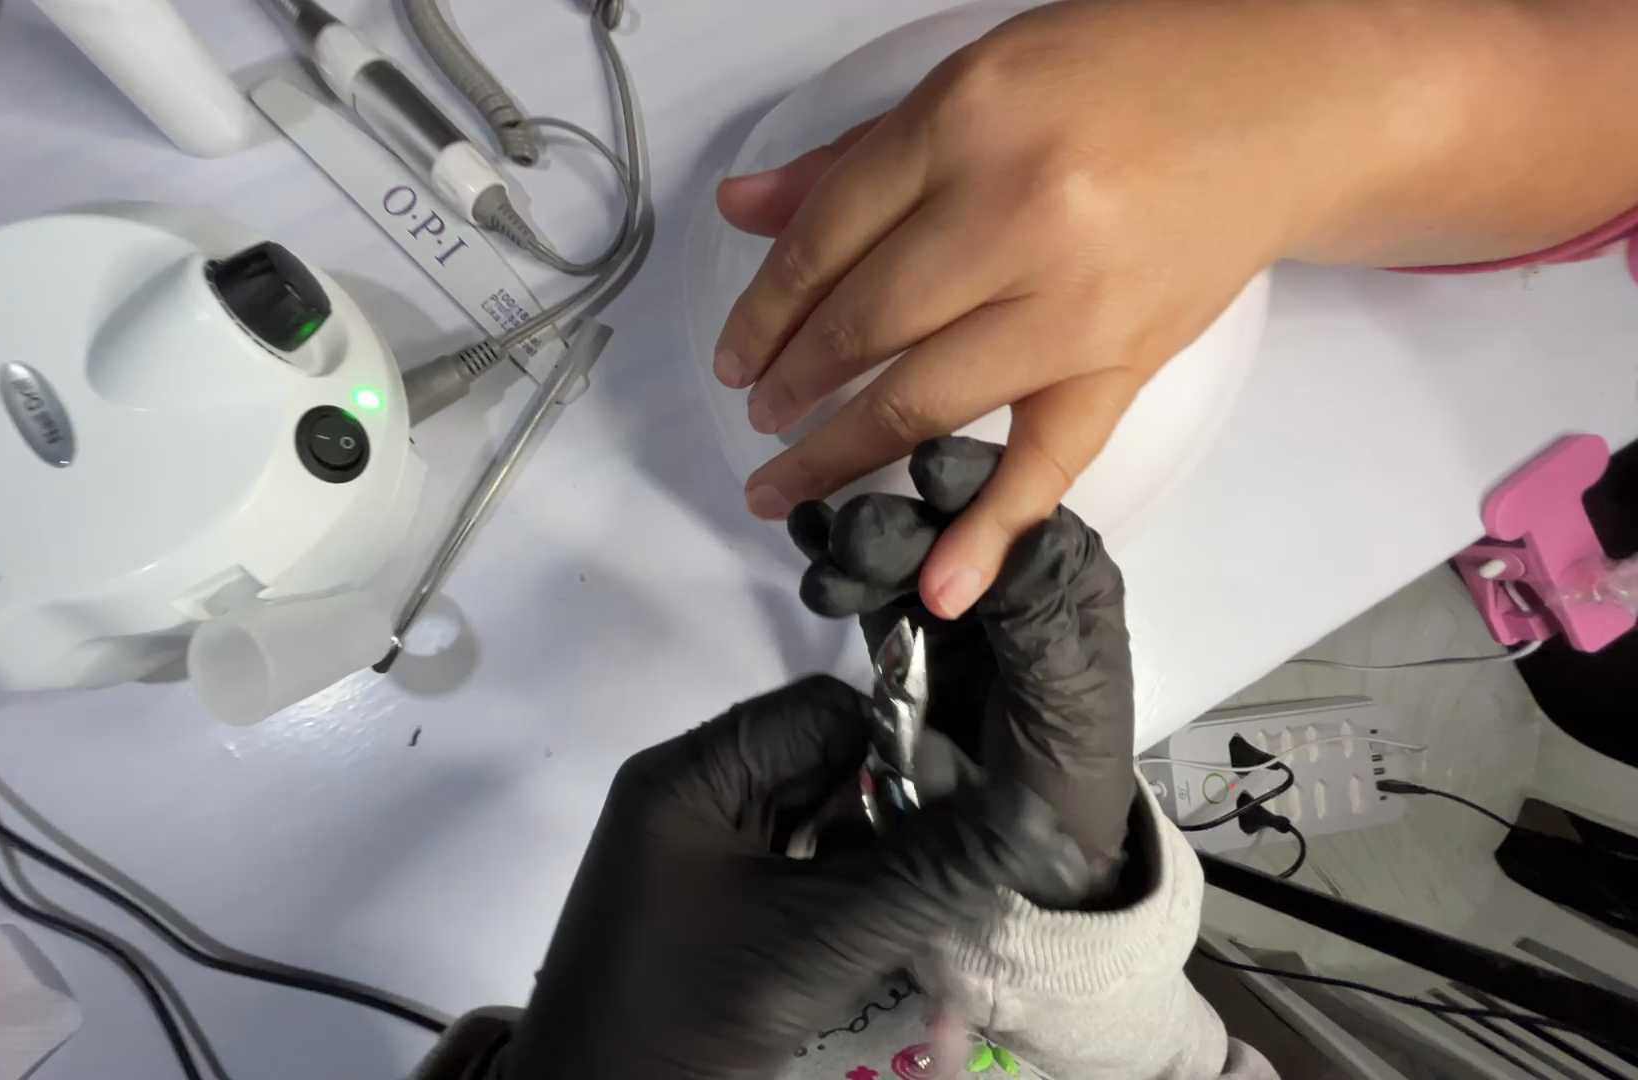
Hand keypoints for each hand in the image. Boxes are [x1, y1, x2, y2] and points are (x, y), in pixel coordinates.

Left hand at [491, 676, 1089, 1079]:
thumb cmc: (690, 1010)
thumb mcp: (816, 940)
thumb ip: (926, 875)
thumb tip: (1033, 814)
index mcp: (698, 769)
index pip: (818, 712)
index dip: (897, 744)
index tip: (966, 802)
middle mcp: (699, 785)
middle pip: (820, 760)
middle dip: (895, 804)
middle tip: (965, 857)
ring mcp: (704, 836)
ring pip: (817, 812)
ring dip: (878, 848)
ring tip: (941, 894)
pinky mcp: (717, 884)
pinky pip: (799, 857)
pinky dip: (849, 882)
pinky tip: (897, 918)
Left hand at [713, 0, 1637, 618]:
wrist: (1295, 102)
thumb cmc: (1120, 75)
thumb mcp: (967, 81)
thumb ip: (845, 156)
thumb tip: (738, 207)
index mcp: (963, 122)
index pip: (821, 244)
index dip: (761, 314)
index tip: (732, 362)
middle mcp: (1014, 216)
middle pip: (859, 329)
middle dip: (789, 385)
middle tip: (756, 419)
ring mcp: (1072, 308)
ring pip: (920, 403)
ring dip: (834, 456)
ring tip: (780, 484)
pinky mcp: (1121, 371)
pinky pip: (1046, 464)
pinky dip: (987, 533)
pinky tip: (938, 592)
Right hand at [789, 436, 1135, 882]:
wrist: (1016, 846)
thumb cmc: (1062, 770)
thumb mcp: (1067, 697)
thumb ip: (1039, 618)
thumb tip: (1006, 536)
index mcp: (1062, 577)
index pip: (1019, 508)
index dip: (976, 482)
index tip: (926, 469)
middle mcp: (1002, 574)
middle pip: (944, 524)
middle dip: (898, 524)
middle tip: (853, 539)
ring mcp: (944, 597)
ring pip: (896, 548)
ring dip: (856, 546)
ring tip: (821, 561)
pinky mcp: (899, 624)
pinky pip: (864, 584)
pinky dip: (834, 566)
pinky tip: (806, 548)